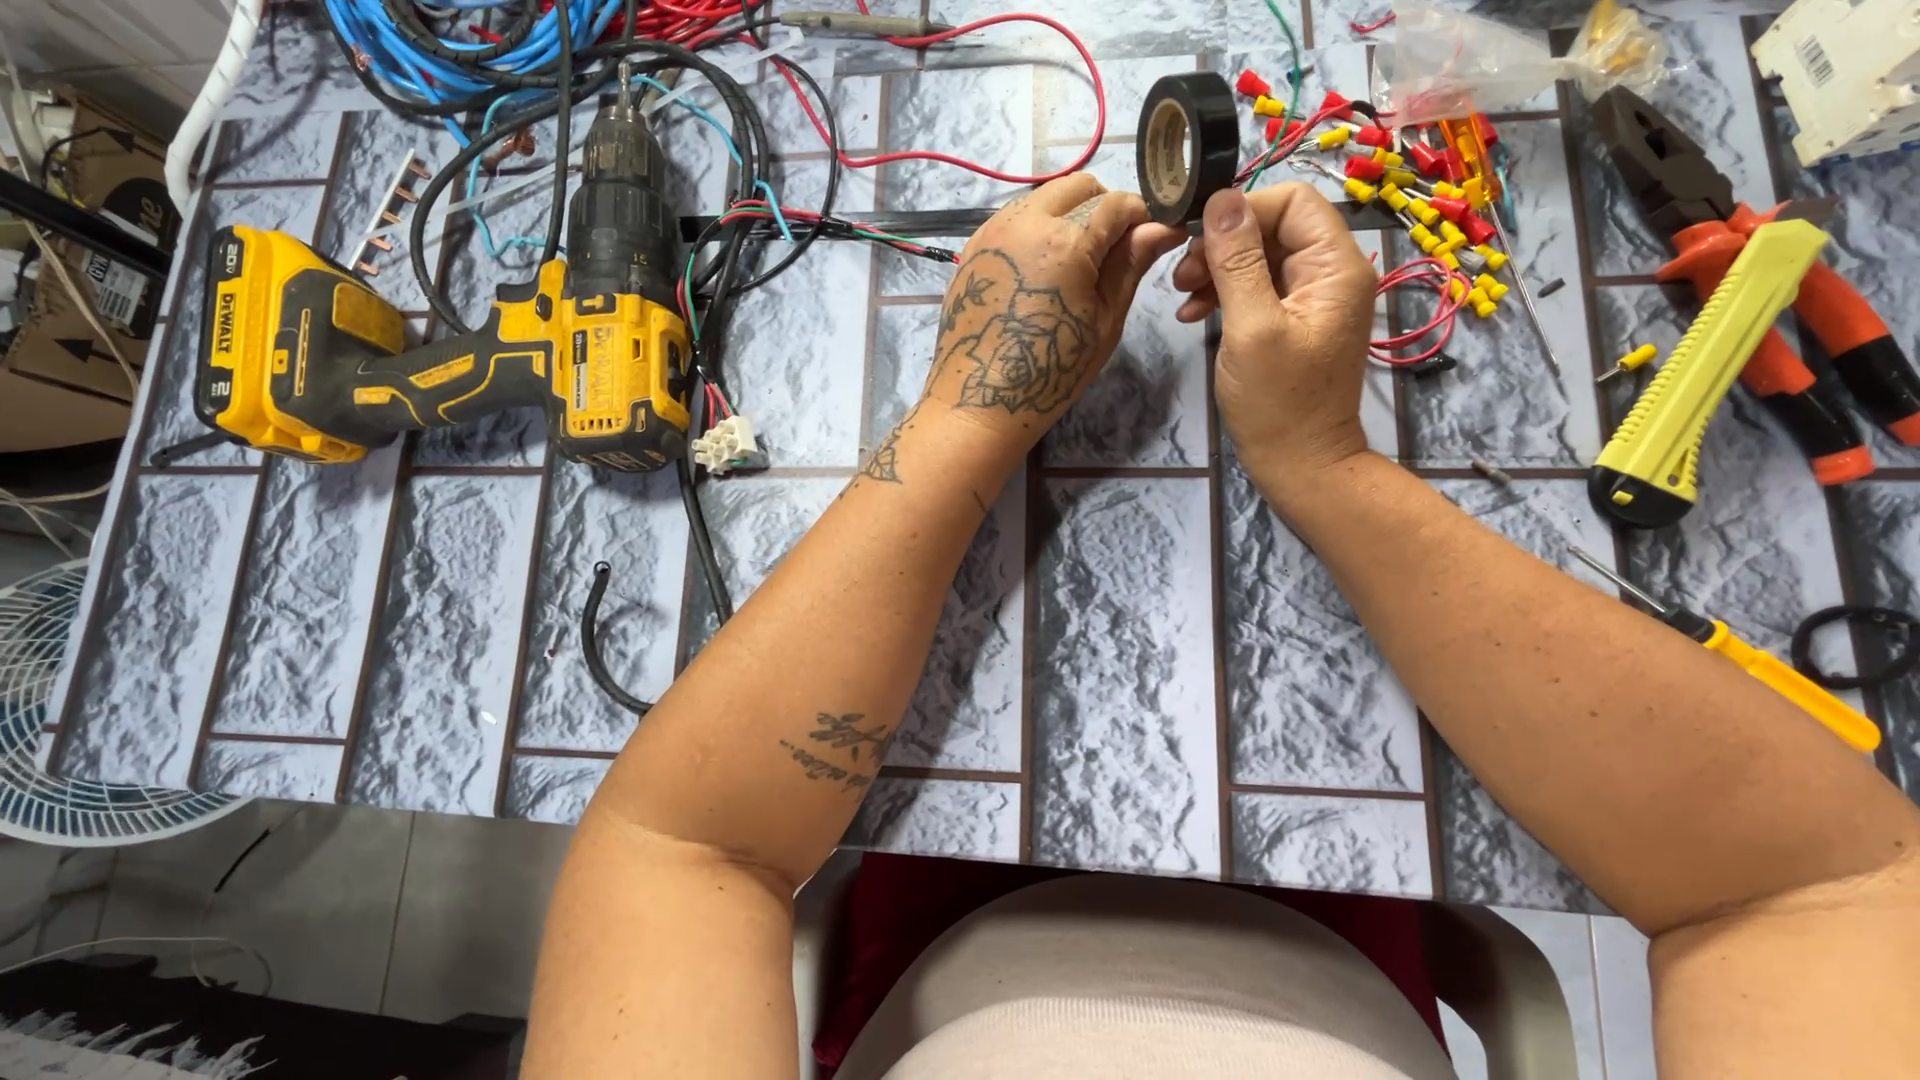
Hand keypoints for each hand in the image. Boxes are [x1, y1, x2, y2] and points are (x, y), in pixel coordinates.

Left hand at [917, 174, 1184, 456]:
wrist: (980, 400)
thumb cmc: (1051, 371)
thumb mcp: (1103, 322)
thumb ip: (1129, 265)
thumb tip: (1162, 227)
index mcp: (1066, 241)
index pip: (1117, 203)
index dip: (1142, 216)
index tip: (1152, 236)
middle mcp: (1027, 222)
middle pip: (1079, 186)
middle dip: (1104, 205)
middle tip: (1114, 249)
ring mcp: (994, 230)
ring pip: (1044, 197)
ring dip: (1069, 214)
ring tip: (1078, 263)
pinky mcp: (975, 246)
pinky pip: (1016, 218)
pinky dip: (1039, 228)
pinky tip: (1044, 272)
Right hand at [1171, 185, 1376, 480]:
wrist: (1299, 462)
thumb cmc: (1277, 402)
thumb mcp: (1251, 328)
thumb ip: (1237, 262)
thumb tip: (1220, 200)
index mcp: (1335, 267)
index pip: (1292, 202)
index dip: (1242, 211)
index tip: (1197, 239)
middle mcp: (1329, 274)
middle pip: (1273, 227)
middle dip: (1223, 244)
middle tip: (1182, 274)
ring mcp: (1310, 299)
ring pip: (1258, 257)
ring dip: (1216, 270)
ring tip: (1182, 297)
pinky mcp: (1291, 321)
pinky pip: (1256, 289)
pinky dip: (1223, 294)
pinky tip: (1193, 314)